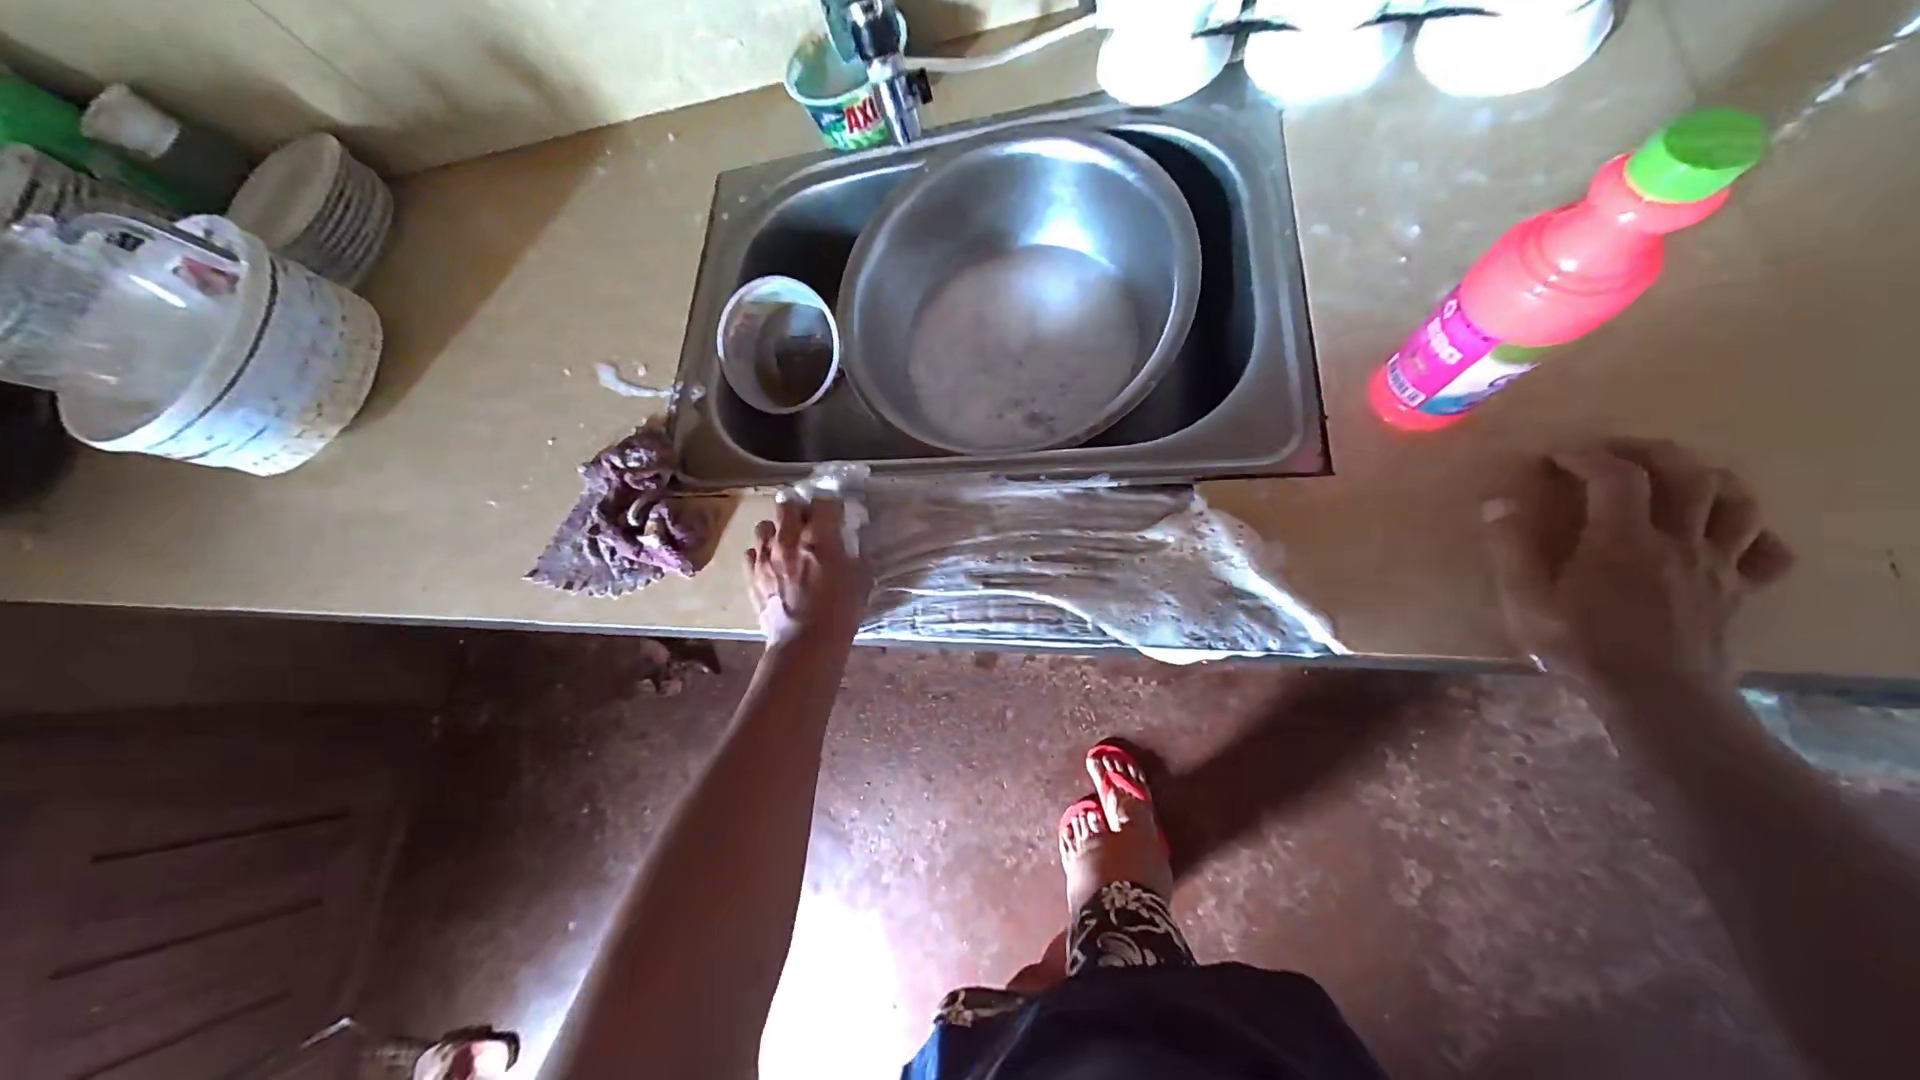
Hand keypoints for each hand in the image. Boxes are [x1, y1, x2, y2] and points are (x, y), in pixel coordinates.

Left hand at [745, 496, 869, 644]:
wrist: (804, 644)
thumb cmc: (839, 613)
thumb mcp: (860, 579)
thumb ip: (853, 553)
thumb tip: (847, 542)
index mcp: (819, 538)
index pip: (824, 503)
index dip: (832, 508)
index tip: (837, 516)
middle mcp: (788, 540)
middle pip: (786, 505)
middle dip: (799, 510)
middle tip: (808, 523)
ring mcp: (765, 557)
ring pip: (764, 526)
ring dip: (777, 530)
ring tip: (786, 543)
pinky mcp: (752, 575)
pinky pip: (752, 552)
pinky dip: (762, 553)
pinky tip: (773, 564)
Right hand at [1482, 438, 1794, 692]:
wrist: (1656, 698)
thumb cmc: (1581, 647)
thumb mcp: (1527, 601)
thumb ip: (1511, 549)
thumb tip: (1497, 502)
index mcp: (1623, 540)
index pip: (1615, 476)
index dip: (1585, 455)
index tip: (1555, 456)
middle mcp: (1680, 542)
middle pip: (1687, 474)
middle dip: (1648, 451)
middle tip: (1614, 451)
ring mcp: (1718, 566)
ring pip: (1737, 502)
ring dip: (1707, 477)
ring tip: (1676, 476)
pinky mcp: (1740, 591)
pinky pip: (1767, 552)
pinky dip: (1750, 531)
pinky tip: (1725, 532)